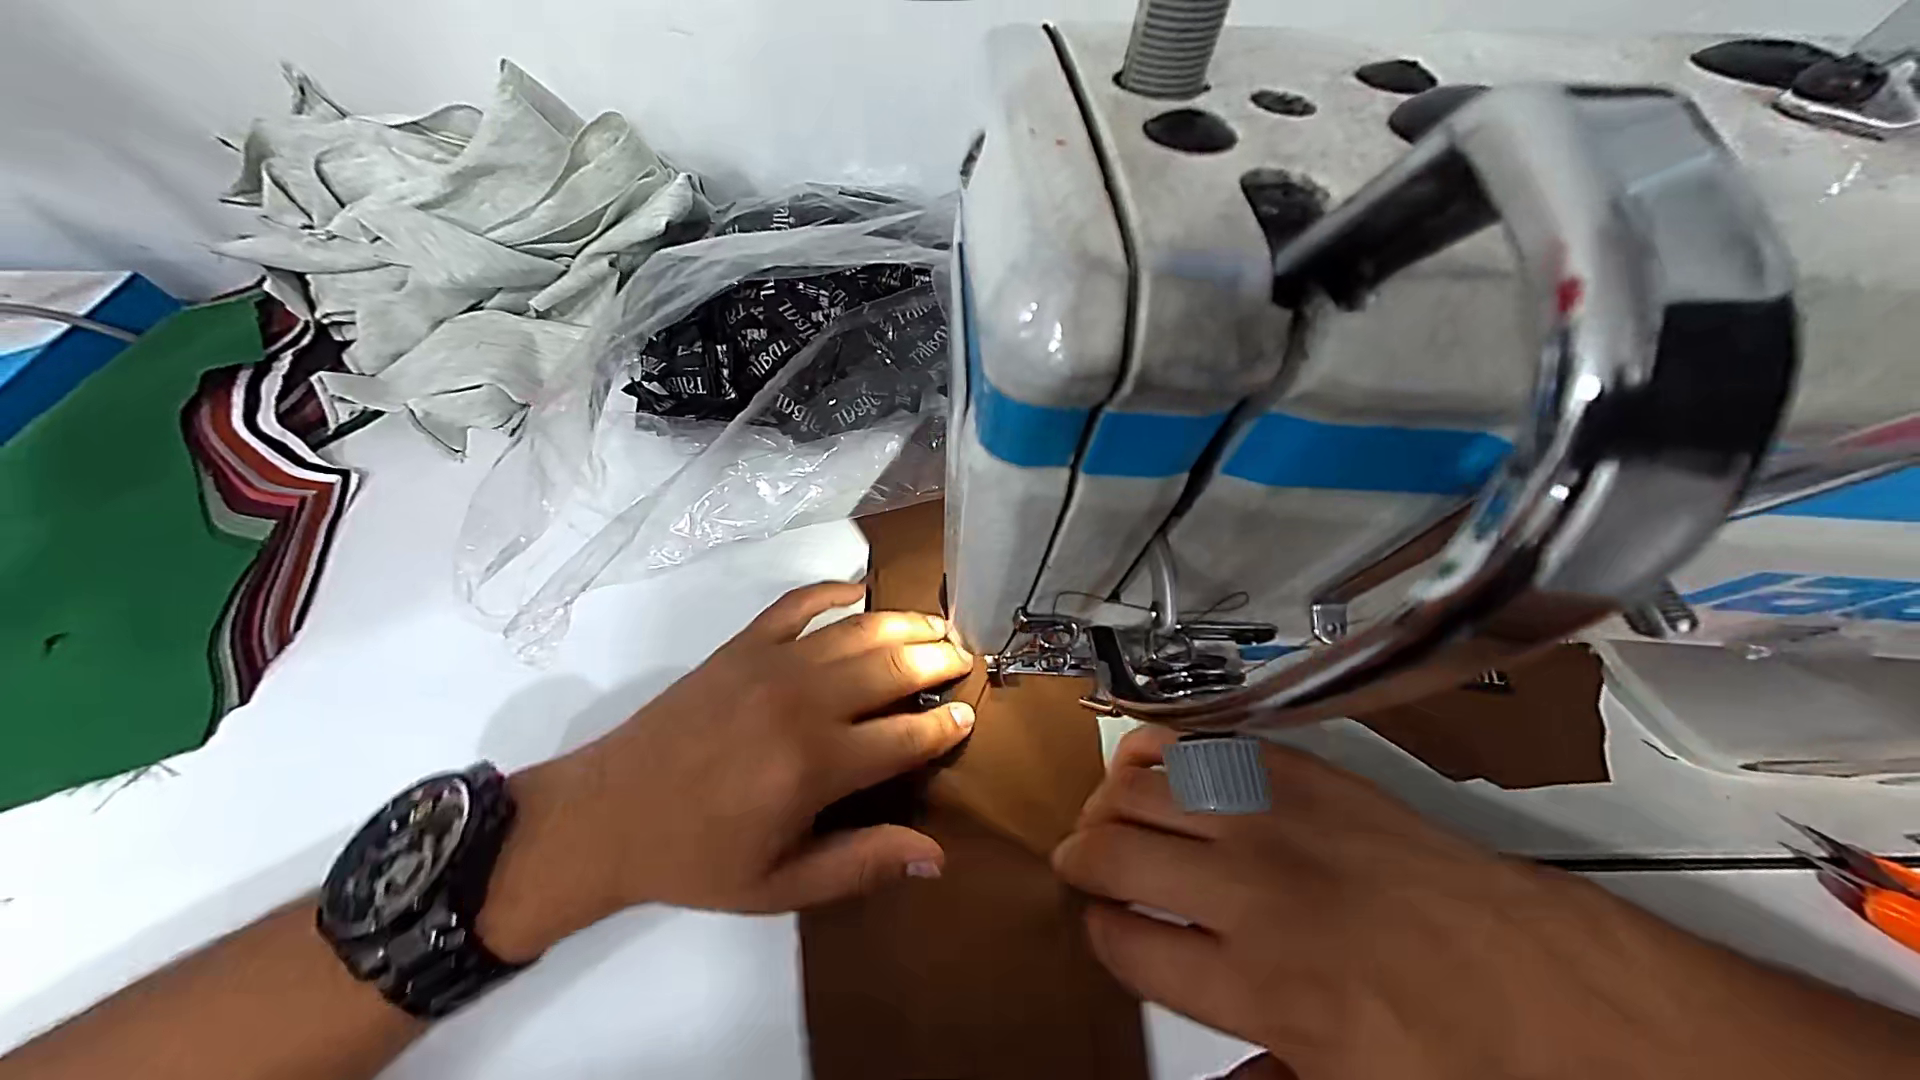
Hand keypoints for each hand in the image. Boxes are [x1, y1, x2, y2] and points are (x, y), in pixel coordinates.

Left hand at [480, 582, 974, 957]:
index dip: (944, 725)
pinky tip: (859, 588)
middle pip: (893, 667)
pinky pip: (797, 603)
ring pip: (858, 629)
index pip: (905, 735)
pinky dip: (833, 590)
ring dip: (905, 624)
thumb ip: (861, 865)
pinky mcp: (741, 645)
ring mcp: (770, 664)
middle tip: (965, 657)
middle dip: (940, 659)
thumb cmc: (699, 857)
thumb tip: (938, 855)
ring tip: (936, 626)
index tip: (966, 716)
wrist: (606, 815)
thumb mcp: (781, 885)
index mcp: (815, 766)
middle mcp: (803, 703)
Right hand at [1052, 726, 1919, 1078]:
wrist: (1550, 982)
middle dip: (1080, 859)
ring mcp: (1267, 818)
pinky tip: (1143, 764)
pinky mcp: (1290, 771)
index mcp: (1254, 984)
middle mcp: (1244, 891)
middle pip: (1111, 854)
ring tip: (1105, 816)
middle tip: (1080, 863)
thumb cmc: (1456, 1057)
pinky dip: (1152, 749)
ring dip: (1105, 803)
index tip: (1103, 926)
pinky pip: (1194, 744)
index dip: (1099, 934)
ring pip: (1138, 790)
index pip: (1122, 943)